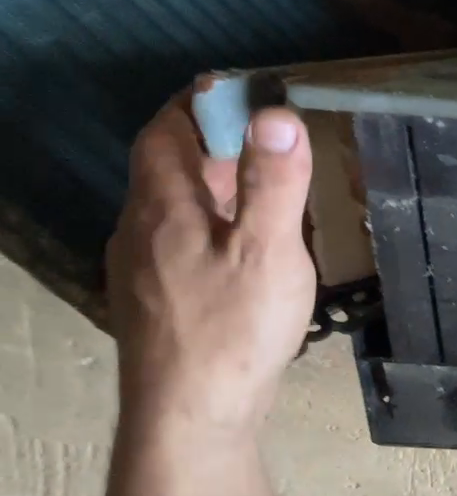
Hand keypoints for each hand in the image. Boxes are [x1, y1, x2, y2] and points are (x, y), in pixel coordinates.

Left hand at [107, 99, 315, 442]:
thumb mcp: (270, 250)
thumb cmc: (235, 324)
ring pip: (173, 206)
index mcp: (165, 208)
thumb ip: (275, 183)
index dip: (196, 104)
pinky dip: (212, 220)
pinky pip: (180, 238)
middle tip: (266, 135)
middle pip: (166, 168)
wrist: (192, 407)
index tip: (238, 88)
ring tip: (266, 185)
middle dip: (209, 141)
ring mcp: (143, 265)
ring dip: (212, 184)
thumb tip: (277, 115)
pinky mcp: (157, 296)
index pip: (164, 134)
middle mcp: (141, 228)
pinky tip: (245, 245)